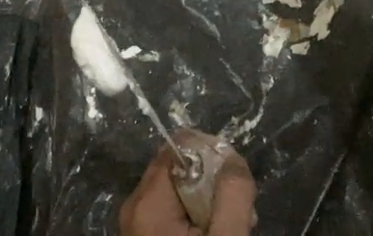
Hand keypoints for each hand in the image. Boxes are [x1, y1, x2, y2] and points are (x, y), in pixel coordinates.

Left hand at [117, 143, 255, 235]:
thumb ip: (233, 195)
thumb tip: (233, 156)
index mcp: (147, 201)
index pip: (180, 146)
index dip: (212, 153)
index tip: (235, 177)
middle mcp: (134, 204)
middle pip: (180, 166)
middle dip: (214, 179)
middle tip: (238, 208)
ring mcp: (136, 223)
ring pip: (178, 189)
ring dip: (208, 200)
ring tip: (231, 225)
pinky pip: (171, 210)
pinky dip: (195, 215)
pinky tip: (212, 232)